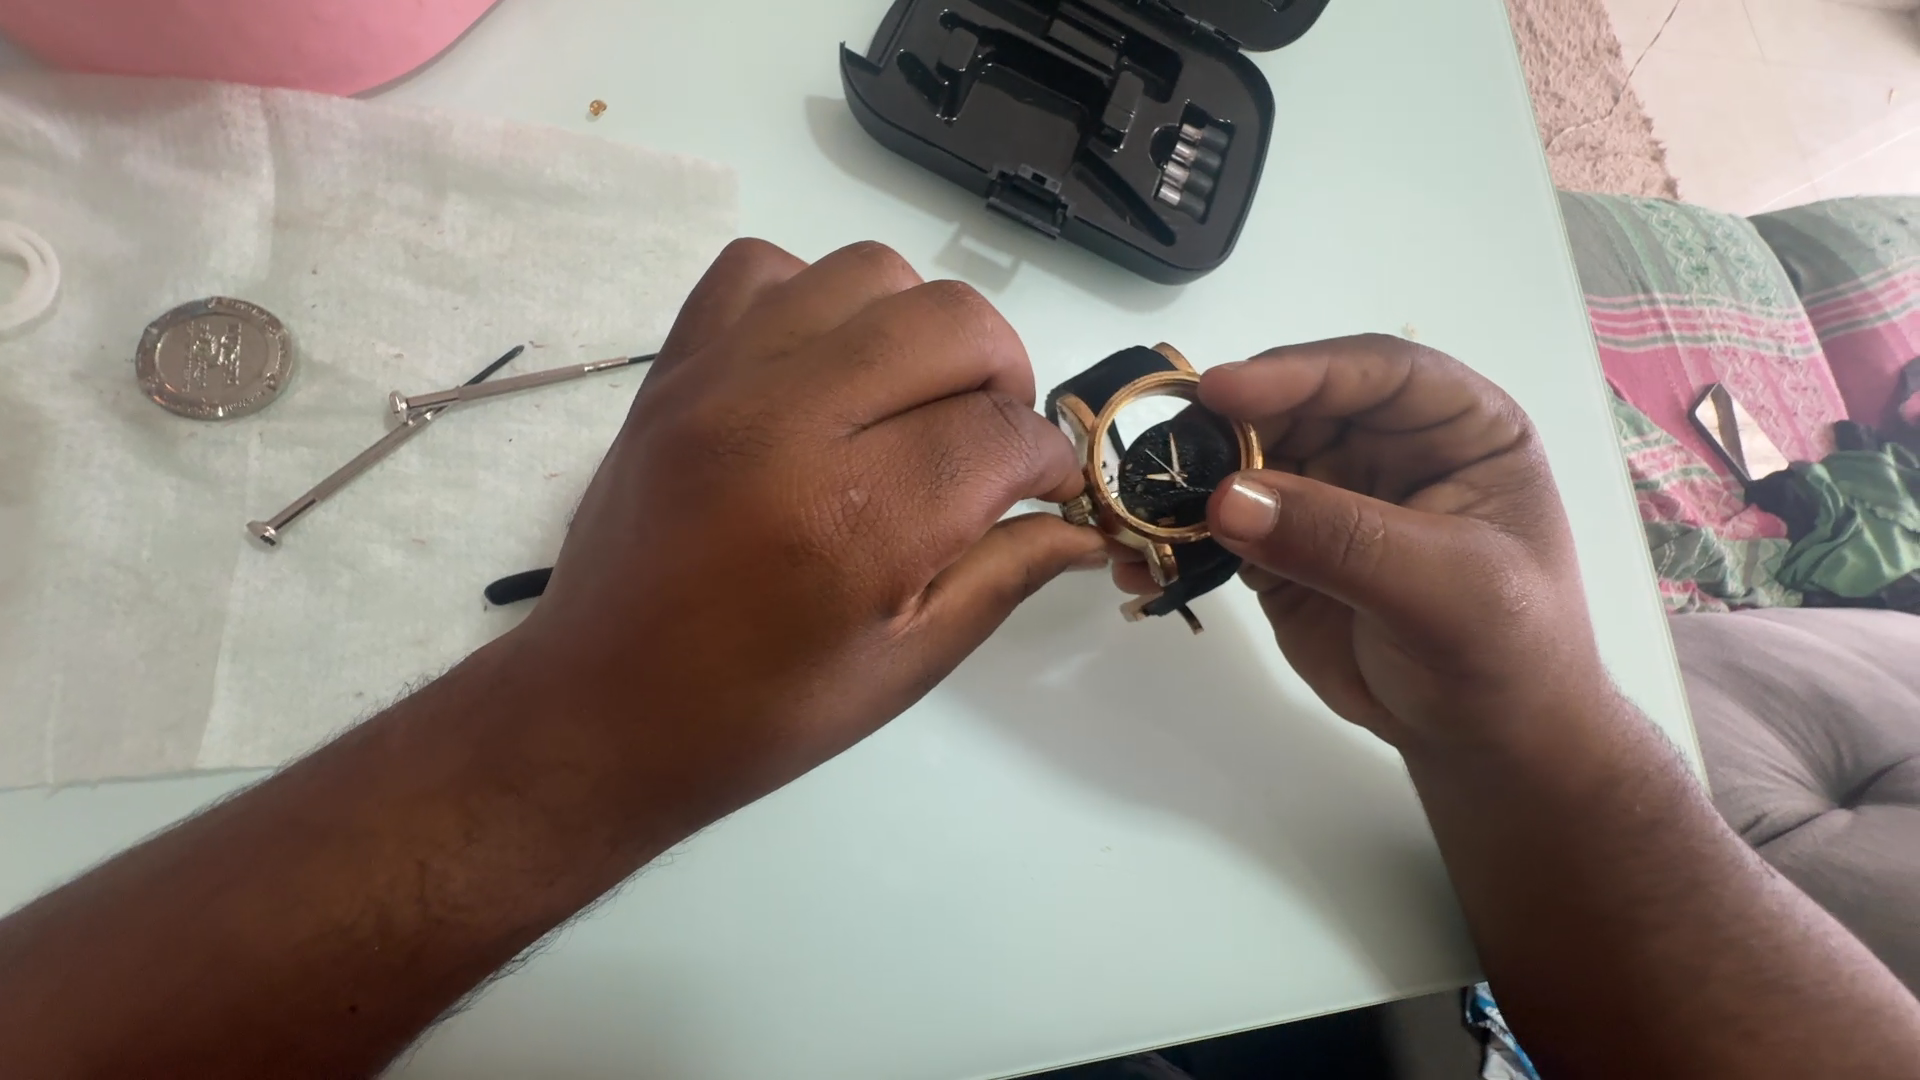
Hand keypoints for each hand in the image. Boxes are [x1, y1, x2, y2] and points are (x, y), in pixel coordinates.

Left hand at [510, 239, 1102, 825]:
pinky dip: (820, 302)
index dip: (1050, 459)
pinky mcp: (673, 366)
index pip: (1003, 435)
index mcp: (856, 521)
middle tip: (991, 441)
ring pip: (870, 271)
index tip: (1049, 487)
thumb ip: (1006, 574)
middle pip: (954, 323)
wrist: (602, 709)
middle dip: (1007, 377)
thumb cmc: (764, 710)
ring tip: (913, 399)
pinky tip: (826, 371)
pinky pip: (766, 268)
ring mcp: (718, 378)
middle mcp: (788, 423)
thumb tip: (1082, 525)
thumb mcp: (907, 664)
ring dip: (923, 329)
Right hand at [1115, 335, 1609, 751]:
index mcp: (1453, 431)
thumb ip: (1340, 540)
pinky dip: (1176, 542)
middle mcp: (1379, 450)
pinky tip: (1139, 561)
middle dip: (1222, 431)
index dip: (1299, 372)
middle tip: (1159, 457)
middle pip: (1289, 410)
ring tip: (1130, 509)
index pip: (1374, 374)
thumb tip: (1225, 501)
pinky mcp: (1276, 547)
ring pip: (1240, 465)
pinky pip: (1217, 530)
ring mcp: (1321, 499)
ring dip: (1183, 486)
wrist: (1474, 736)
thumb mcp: (1443, 590)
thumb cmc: (1499, 654)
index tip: (1220, 392)